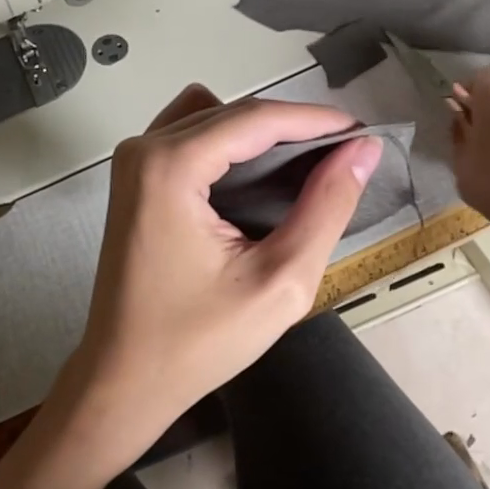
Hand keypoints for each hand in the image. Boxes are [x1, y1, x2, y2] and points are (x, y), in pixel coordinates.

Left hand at [72, 86, 382, 447]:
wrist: (124, 376)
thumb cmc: (197, 341)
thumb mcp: (280, 280)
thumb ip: (326, 207)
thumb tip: (363, 152)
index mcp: (169, 165)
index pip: (255, 118)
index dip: (315, 119)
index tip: (365, 131)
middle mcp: (143, 148)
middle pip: (232, 112)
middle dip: (291, 126)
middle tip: (345, 155)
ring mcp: (132, 160)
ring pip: (209, 115)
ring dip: (257, 131)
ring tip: (305, 165)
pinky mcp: (133, 177)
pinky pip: (187, 135)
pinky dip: (226, 143)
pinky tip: (256, 176)